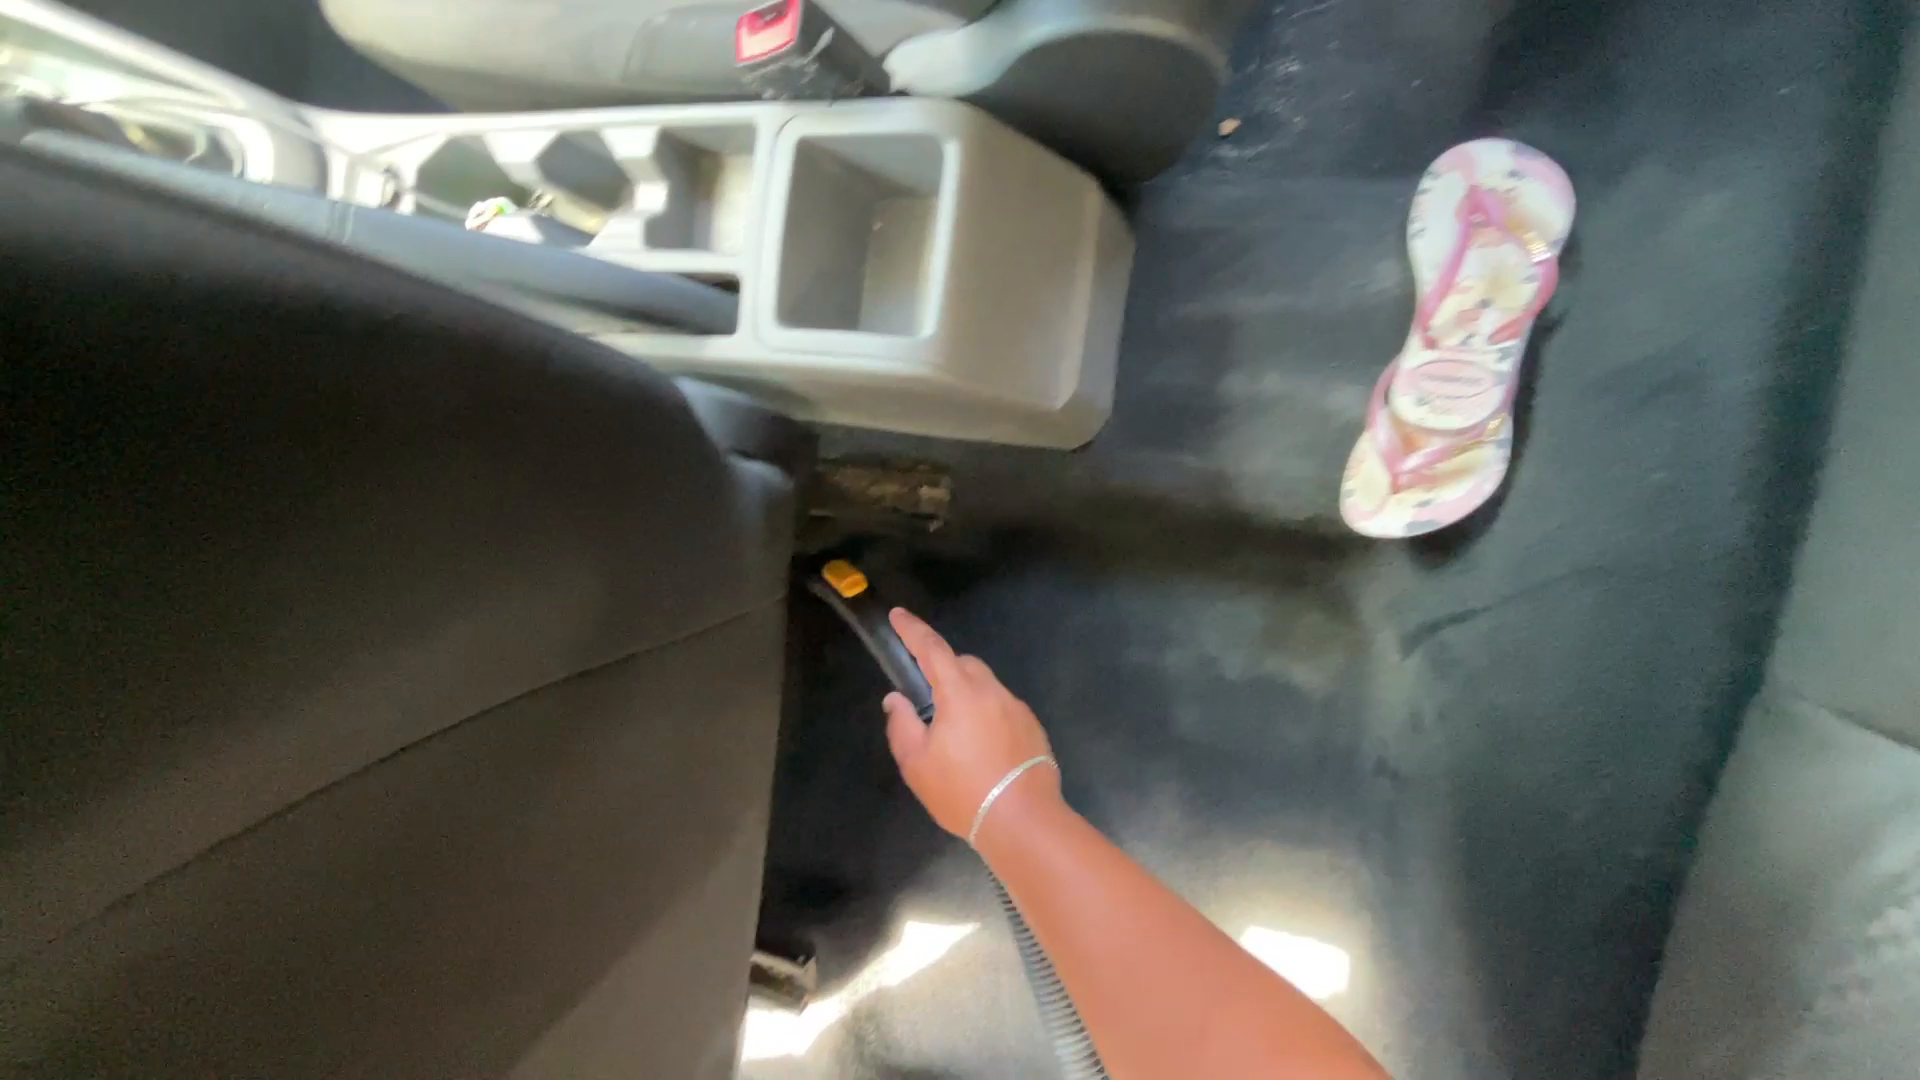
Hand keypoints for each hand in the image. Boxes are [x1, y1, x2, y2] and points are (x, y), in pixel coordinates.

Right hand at [883, 608, 1061, 841]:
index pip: (931, 648)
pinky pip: (1002, 707)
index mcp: (960, 693)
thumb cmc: (963, 792)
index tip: (898, 615)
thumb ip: (902, 725)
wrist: (1024, 820)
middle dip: (943, 669)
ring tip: (955, 734)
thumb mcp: (917, 764)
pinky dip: (987, 714)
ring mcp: (1016, 707)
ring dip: (966, 694)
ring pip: (985, 686)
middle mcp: (991, 690)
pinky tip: (982, 748)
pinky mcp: (1032, 726)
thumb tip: (897, 699)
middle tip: (927, 699)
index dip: (912, 630)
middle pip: (963, 664)